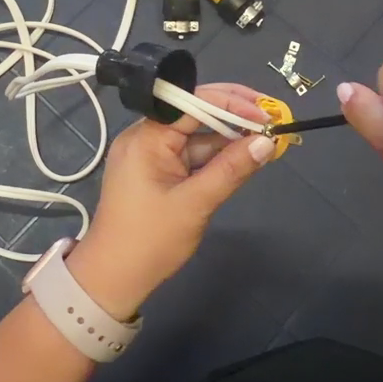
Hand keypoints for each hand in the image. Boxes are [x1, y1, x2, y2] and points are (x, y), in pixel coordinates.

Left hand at [68, 83, 276, 320]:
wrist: (112, 280)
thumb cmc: (150, 241)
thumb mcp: (195, 204)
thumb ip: (232, 169)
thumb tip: (267, 141)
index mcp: (146, 137)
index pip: (191, 102)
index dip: (231, 103)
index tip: (264, 112)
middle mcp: (145, 136)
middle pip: (193, 112)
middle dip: (232, 113)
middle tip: (270, 117)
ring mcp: (149, 154)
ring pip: (195, 135)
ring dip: (227, 136)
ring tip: (264, 136)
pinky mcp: (155, 171)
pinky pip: (189, 153)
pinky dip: (214, 155)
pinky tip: (242, 156)